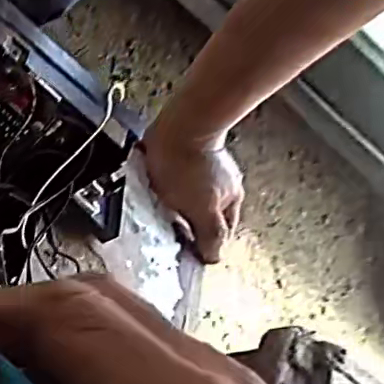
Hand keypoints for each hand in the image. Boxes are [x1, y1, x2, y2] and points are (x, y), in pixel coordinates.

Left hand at [140, 123, 242, 263]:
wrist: (176, 125)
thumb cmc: (188, 164)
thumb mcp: (202, 208)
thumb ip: (209, 234)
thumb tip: (214, 258)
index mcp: (230, 200)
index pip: (218, 235)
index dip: (201, 246)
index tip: (184, 255)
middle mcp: (220, 187)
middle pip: (202, 219)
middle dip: (186, 229)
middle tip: (169, 236)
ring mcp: (202, 173)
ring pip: (186, 204)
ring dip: (172, 212)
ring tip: (159, 214)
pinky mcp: (180, 162)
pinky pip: (171, 186)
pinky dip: (163, 194)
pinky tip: (154, 195)